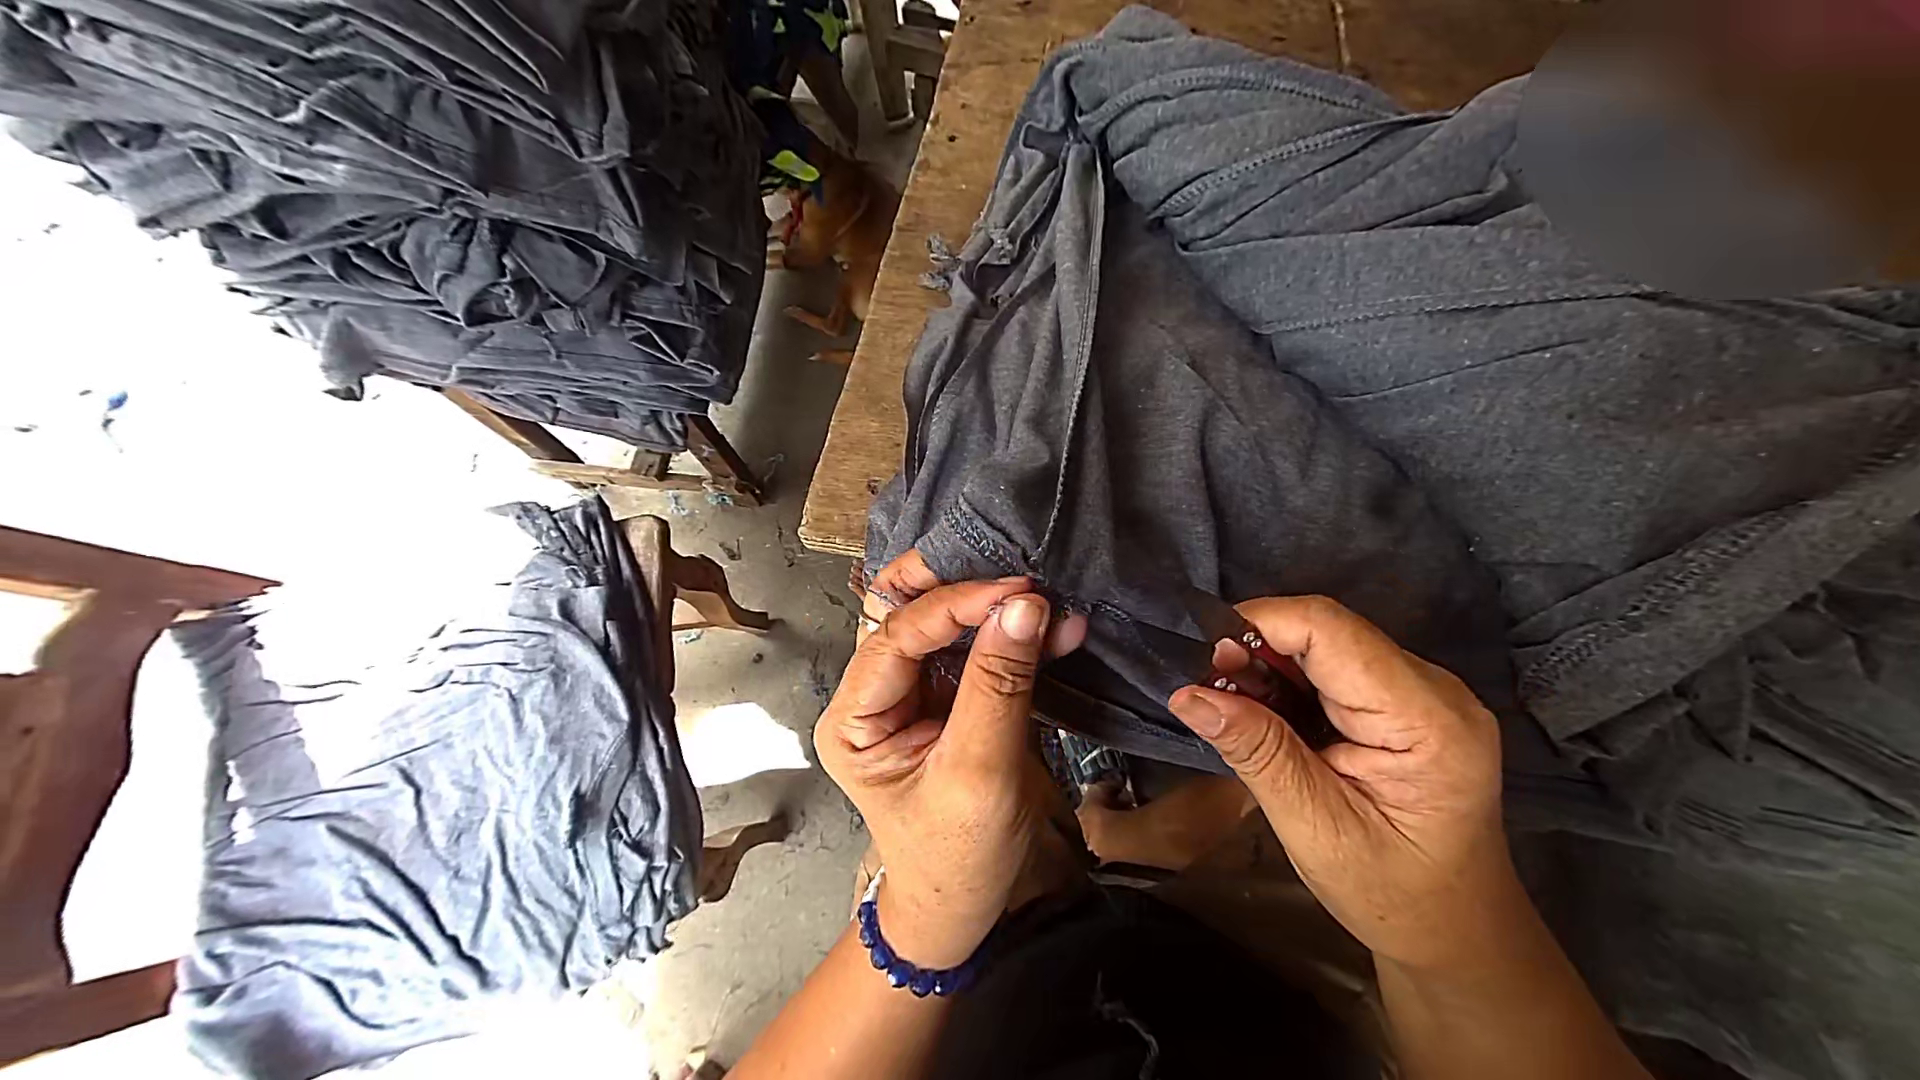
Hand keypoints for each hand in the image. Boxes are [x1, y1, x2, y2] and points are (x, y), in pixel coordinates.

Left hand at [816, 557, 1085, 967]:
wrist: (967, 904)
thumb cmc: (957, 856)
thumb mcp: (978, 775)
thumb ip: (998, 686)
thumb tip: (1023, 607)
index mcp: (854, 717)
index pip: (897, 636)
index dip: (955, 606)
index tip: (1016, 590)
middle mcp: (876, 692)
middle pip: (907, 612)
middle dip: (960, 585)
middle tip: (1015, 572)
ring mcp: (915, 690)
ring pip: (947, 623)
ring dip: (996, 608)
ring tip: (1048, 601)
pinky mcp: (952, 694)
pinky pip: (980, 649)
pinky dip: (1016, 635)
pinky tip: (1057, 629)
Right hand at [1167, 596, 1520, 971]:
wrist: (1455, 930)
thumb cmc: (1393, 894)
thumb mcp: (1314, 829)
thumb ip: (1256, 752)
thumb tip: (1186, 694)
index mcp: (1425, 719)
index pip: (1329, 629)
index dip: (1258, 625)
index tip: (1206, 662)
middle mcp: (1430, 688)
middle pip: (1325, 629)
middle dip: (1255, 649)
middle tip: (1210, 693)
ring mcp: (1418, 690)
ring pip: (1321, 642)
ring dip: (1265, 665)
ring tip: (1233, 708)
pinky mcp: (1399, 699)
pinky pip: (1329, 664)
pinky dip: (1283, 680)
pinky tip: (1263, 714)